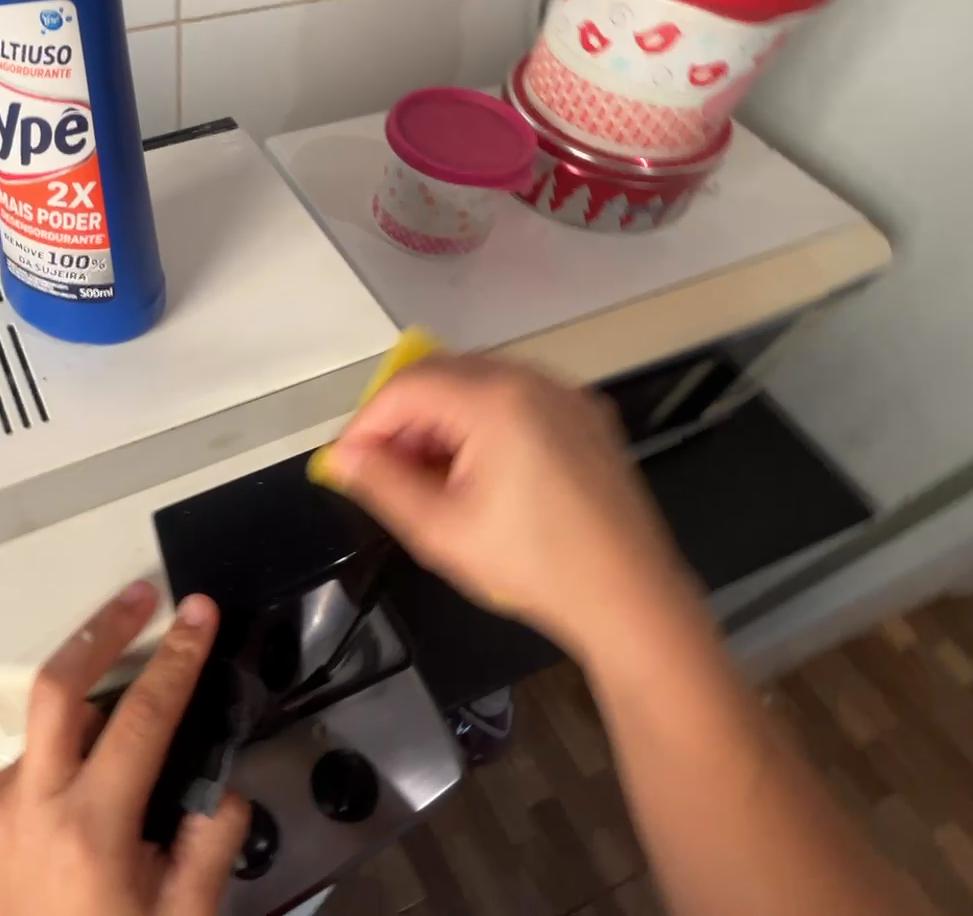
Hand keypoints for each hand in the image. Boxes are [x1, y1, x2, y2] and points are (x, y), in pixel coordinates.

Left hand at [0, 582, 248, 915]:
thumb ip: (208, 847)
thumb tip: (221, 789)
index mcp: (86, 829)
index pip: (140, 717)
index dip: (177, 657)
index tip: (198, 613)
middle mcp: (28, 803)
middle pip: (56, 684)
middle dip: (102, 627)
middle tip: (142, 594)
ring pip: (45, 720)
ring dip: (89, 691)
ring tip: (132, 692)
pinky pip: (33, 756)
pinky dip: (69, 743)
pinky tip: (94, 767)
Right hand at [325, 355, 693, 654]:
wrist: (632, 600)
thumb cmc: (535, 566)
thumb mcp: (440, 529)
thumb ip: (380, 484)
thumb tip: (340, 457)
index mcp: (496, 402)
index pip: (405, 387)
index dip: (366, 423)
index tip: (347, 461)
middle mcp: (533, 380)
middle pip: (439, 373)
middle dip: (399, 417)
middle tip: (380, 467)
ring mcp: (564, 394)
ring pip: (474, 381)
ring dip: (436, 416)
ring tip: (424, 471)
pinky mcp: (584, 413)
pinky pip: (512, 395)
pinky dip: (477, 418)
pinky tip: (472, 466)